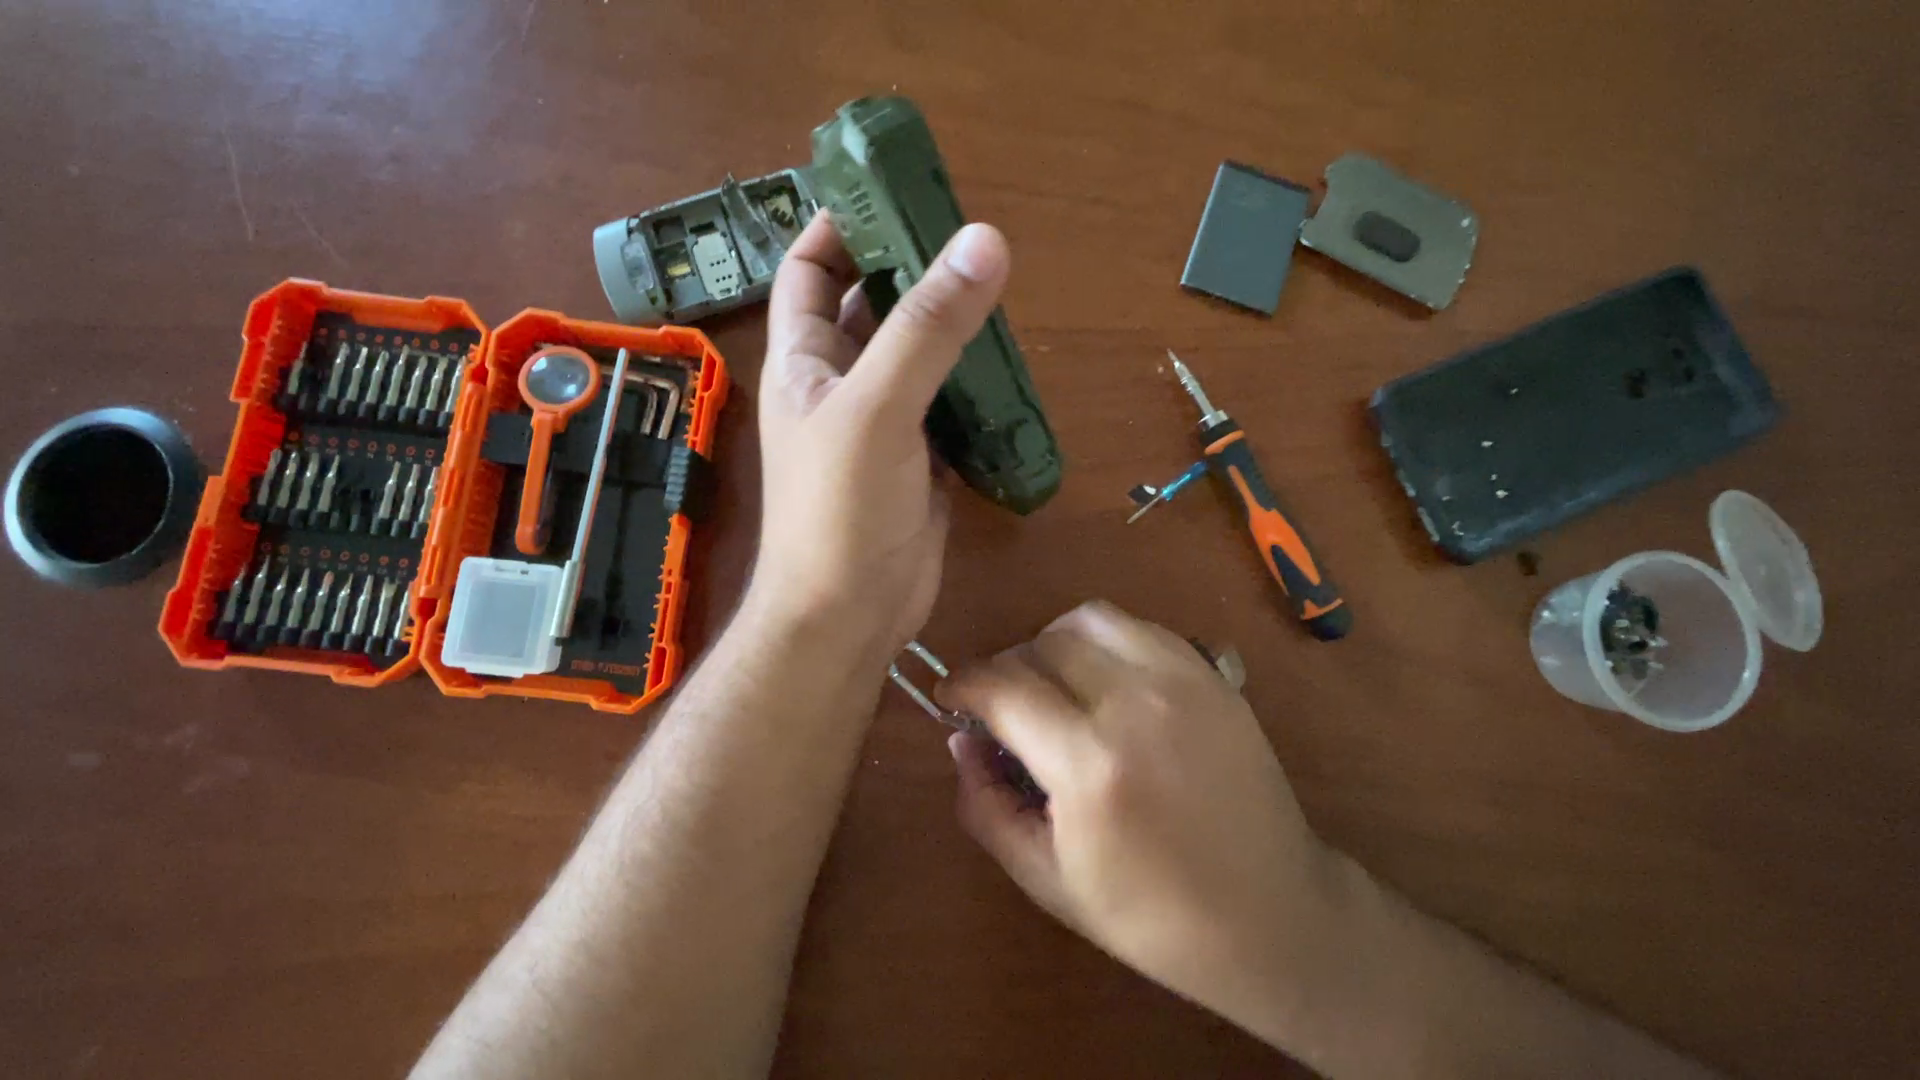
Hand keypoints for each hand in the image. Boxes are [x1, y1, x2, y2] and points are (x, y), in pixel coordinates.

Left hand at [745, 214, 1010, 661]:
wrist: (850, 613)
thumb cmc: (840, 508)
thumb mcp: (877, 407)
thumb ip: (927, 328)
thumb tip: (984, 241)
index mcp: (804, 360)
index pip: (808, 270)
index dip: (838, 226)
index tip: (892, 191)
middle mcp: (837, 384)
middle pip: (870, 306)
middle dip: (910, 270)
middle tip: (969, 237)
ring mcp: (879, 424)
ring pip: (915, 356)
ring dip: (949, 327)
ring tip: (998, 291)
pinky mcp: (918, 459)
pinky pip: (946, 405)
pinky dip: (972, 385)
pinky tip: (1008, 368)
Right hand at [936, 600, 1336, 1024]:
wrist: (1270, 915)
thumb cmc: (1150, 915)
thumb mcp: (1046, 878)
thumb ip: (986, 804)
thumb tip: (960, 741)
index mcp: (1090, 764)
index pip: (1003, 686)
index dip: (963, 684)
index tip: (950, 697)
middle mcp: (1135, 704)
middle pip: (1042, 643)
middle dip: (1006, 667)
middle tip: (1003, 705)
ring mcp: (1182, 682)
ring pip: (1090, 619)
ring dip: (1054, 642)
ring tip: (1052, 684)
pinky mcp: (1212, 677)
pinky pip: (1140, 629)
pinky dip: (1105, 642)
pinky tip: (1105, 683)